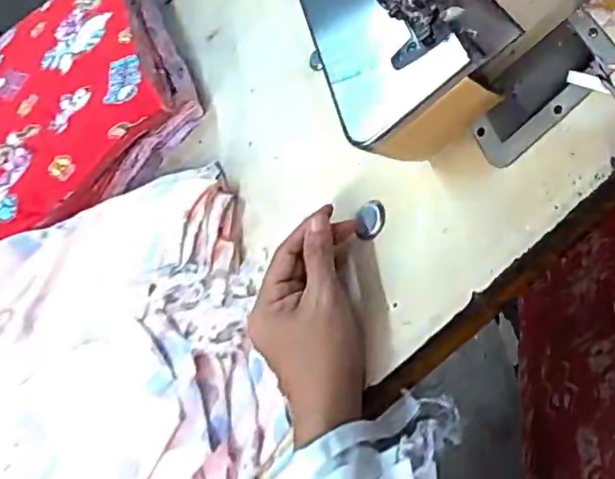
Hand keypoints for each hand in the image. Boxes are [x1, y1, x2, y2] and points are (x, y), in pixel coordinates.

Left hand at [248, 206, 363, 447]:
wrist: (333, 404)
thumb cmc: (327, 350)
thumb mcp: (325, 296)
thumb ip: (320, 255)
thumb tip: (317, 220)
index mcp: (264, 305)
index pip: (285, 254)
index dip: (308, 228)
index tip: (332, 209)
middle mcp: (267, 312)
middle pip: (293, 264)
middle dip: (319, 241)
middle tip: (350, 226)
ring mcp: (282, 322)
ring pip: (302, 276)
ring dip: (324, 256)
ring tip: (348, 238)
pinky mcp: (299, 329)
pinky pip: (309, 290)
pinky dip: (325, 274)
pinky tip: (341, 263)